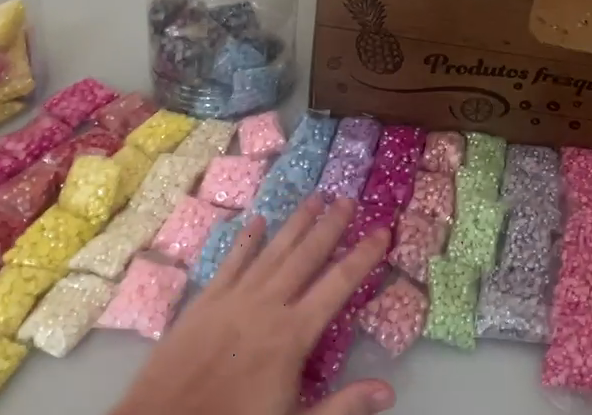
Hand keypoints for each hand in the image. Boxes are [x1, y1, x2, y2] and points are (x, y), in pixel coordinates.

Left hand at [108, 195, 395, 414]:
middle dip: (330, 226)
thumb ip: (342, 405)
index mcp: (293, 335)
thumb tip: (388, 391)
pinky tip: (257, 221)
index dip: (363, 256)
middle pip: (306, 256)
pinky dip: (246, 240)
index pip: (338, 285)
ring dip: (295, 223)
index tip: (383, 230)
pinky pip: (230, 263)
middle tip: (348, 197)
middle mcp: (267, 306)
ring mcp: (233, 299)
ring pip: (272, 251)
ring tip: (315, 197)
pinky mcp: (203, 302)